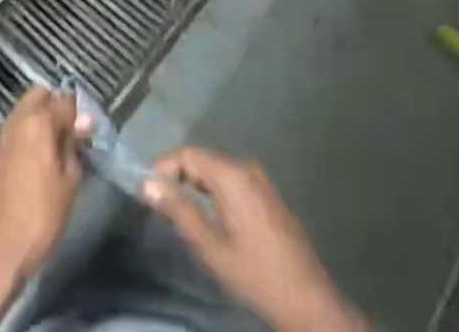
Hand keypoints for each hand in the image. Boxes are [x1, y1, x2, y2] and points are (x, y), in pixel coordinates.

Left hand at [0, 87, 90, 275]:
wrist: (5, 242)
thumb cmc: (44, 210)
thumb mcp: (70, 176)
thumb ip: (74, 142)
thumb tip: (85, 121)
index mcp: (39, 121)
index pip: (66, 101)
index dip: (80, 115)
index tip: (88, 132)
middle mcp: (18, 118)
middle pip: (40, 94)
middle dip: (57, 106)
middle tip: (71, 132)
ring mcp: (4, 132)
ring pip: (26, 107)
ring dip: (42, 116)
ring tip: (57, 144)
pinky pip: (17, 124)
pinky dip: (30, 128)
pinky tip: (41, 153)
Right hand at [145, 147, 369, 331]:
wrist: (310, 303)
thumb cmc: (257, 277)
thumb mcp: (211, 248)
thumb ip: (179, 211)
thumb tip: (148, 185)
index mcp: (233, 176)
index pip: (188, 154)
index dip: (164, 168)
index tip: (148, 193)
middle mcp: (247, 170)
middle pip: (203, 159)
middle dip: (177, 175)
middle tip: (158, 203)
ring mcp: (261, 182)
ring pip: (217, 170)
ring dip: (194, 184)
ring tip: (176, 209)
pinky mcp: (268, 196)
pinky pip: (232, 181)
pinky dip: (213, 190)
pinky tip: (206, 214)